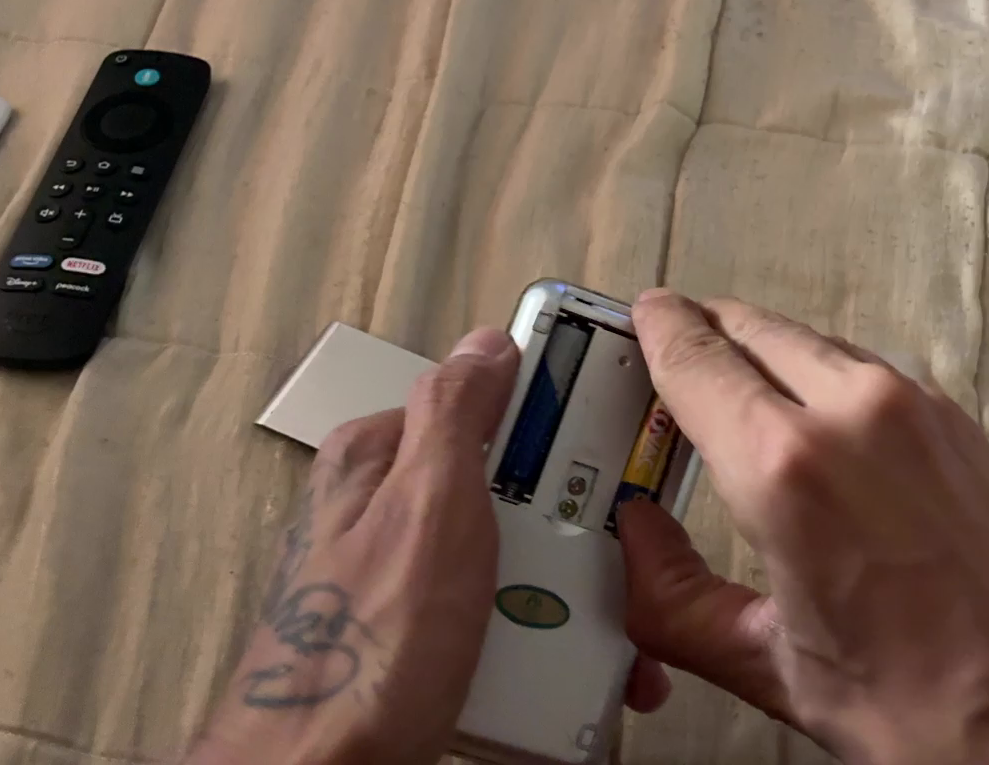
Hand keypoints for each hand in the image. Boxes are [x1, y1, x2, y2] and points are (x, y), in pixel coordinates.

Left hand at [188, 327, 671, 764]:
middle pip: (509, 474)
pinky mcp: (430, 623)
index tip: (609, 440)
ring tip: (616, 608)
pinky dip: (543, 613)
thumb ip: (455, 415)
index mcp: (382, 458)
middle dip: (569, 510)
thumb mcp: (426, 510)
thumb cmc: (370, 648)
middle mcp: (392, 505)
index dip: (552, 410)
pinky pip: (503, 597)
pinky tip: (578, 645)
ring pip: (513, 542)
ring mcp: (413, 568)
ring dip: (567, 571)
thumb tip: (489, 340)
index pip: (485, 398)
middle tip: (618, 541)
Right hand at [617, 293, 988, 764]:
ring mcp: (916, 403)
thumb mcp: (780, 669)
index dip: (659, 330)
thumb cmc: (932, 711)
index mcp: (790, 468)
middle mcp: (854, 408)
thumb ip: (679, 599)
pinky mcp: (957, 416)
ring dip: (764, 348)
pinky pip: (862, 368)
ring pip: (810, 340)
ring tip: (736, 387)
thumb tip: (634, 536)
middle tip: (674, 352)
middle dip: (706, 330)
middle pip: (753, 327)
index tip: (642, 314)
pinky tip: (813, 415)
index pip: (698, 361)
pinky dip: (819, 371)